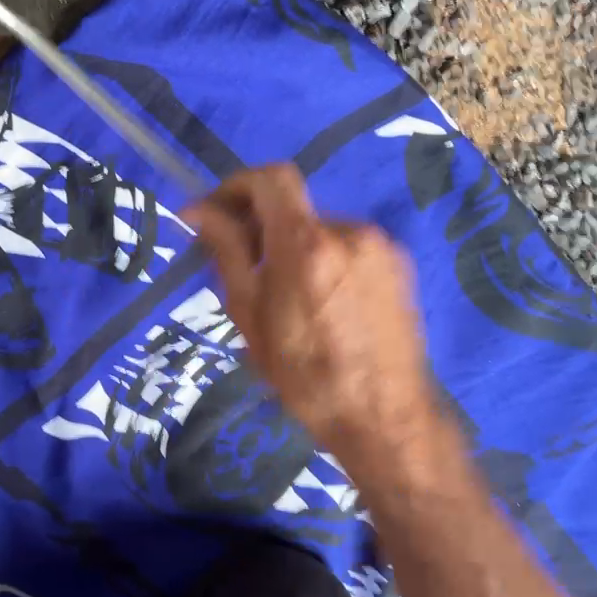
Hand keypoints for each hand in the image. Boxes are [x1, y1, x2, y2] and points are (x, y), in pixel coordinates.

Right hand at [186, 165, 438, 466]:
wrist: (385, 419)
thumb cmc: (303, 374)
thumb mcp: (248, 313)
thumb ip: (226, 251)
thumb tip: (198, 210)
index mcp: (305, 243)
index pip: (270, 177)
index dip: (235, 185)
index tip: (213, 214)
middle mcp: (348, 231)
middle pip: (291, 206)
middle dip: (258, 225)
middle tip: (238, 267)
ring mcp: (380, 246)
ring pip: (317, 228)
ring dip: (290, 246)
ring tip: (281, 295)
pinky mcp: (398, 265)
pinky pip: (345, 246)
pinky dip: (320, 260)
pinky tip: (318, 304)